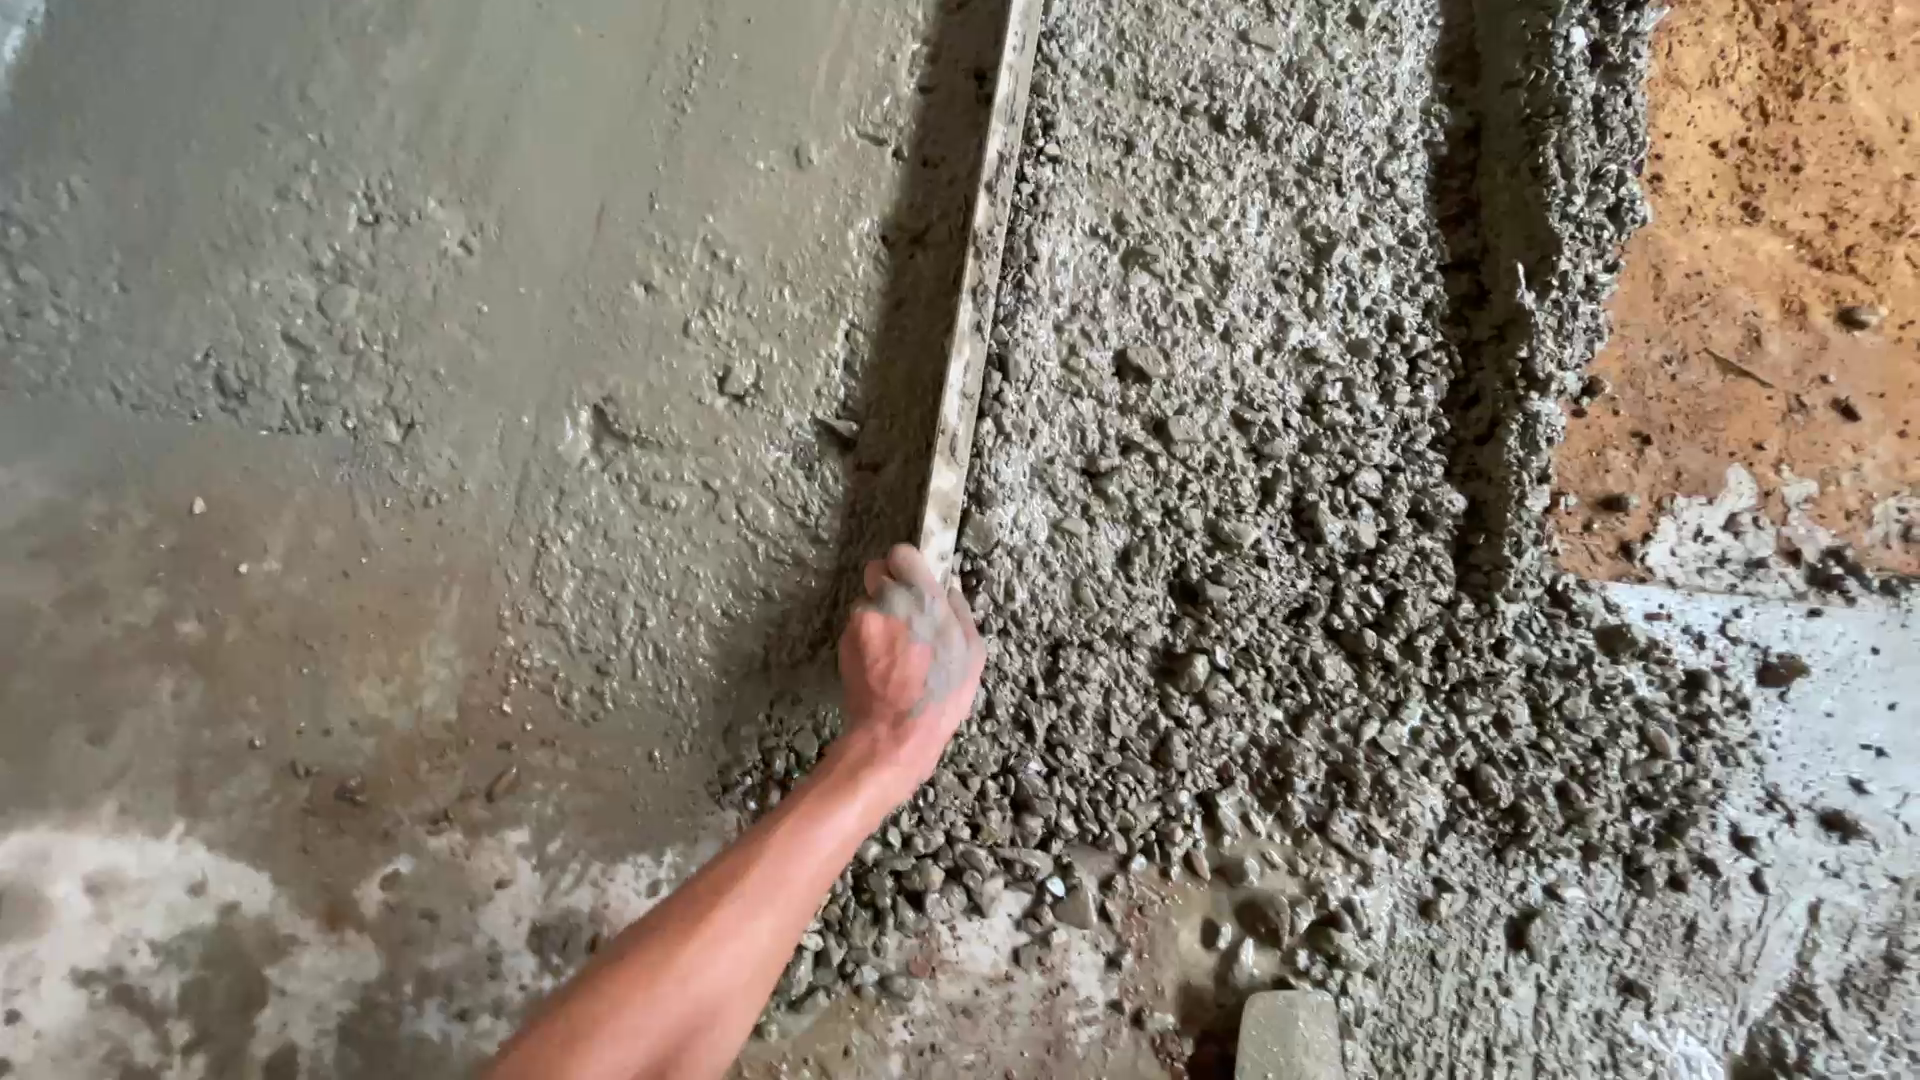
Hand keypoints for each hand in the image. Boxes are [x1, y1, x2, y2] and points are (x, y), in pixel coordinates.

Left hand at [835, 544, 985, 806]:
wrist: (895, 733)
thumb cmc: (941, 695)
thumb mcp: (972, 653)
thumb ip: (960, 612)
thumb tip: (950, 590)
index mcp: (923, 598)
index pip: (903, 553)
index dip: (908, 564)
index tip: (914, 578)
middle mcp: (888, 601)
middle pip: (876, 569)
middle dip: (888, 583)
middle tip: (903, 609)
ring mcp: (862, 621)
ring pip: (865, 600)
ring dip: (877, 613)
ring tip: (893, 645)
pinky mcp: (844, 640)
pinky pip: (856, 626)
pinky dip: (866, 636)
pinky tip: (880, 660)